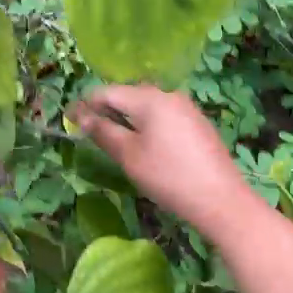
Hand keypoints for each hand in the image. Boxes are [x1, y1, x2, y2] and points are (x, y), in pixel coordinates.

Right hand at [74, 86, 259, 240]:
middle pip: (128, 96)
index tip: (70, 120)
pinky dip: (148, 126)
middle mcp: (168, 94)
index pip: (107, 92)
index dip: (86, 105)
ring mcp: (186, 108)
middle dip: (108, 111)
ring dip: (128, 119)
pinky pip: (164, 116)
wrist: (222, 200)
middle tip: (92, 134)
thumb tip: (80, 115)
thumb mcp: (129, 156)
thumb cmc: (169, 177)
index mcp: (149, 98)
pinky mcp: (197, 123)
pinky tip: (148, 148)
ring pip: (147, 106)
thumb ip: (103, 131)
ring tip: (118, 142)